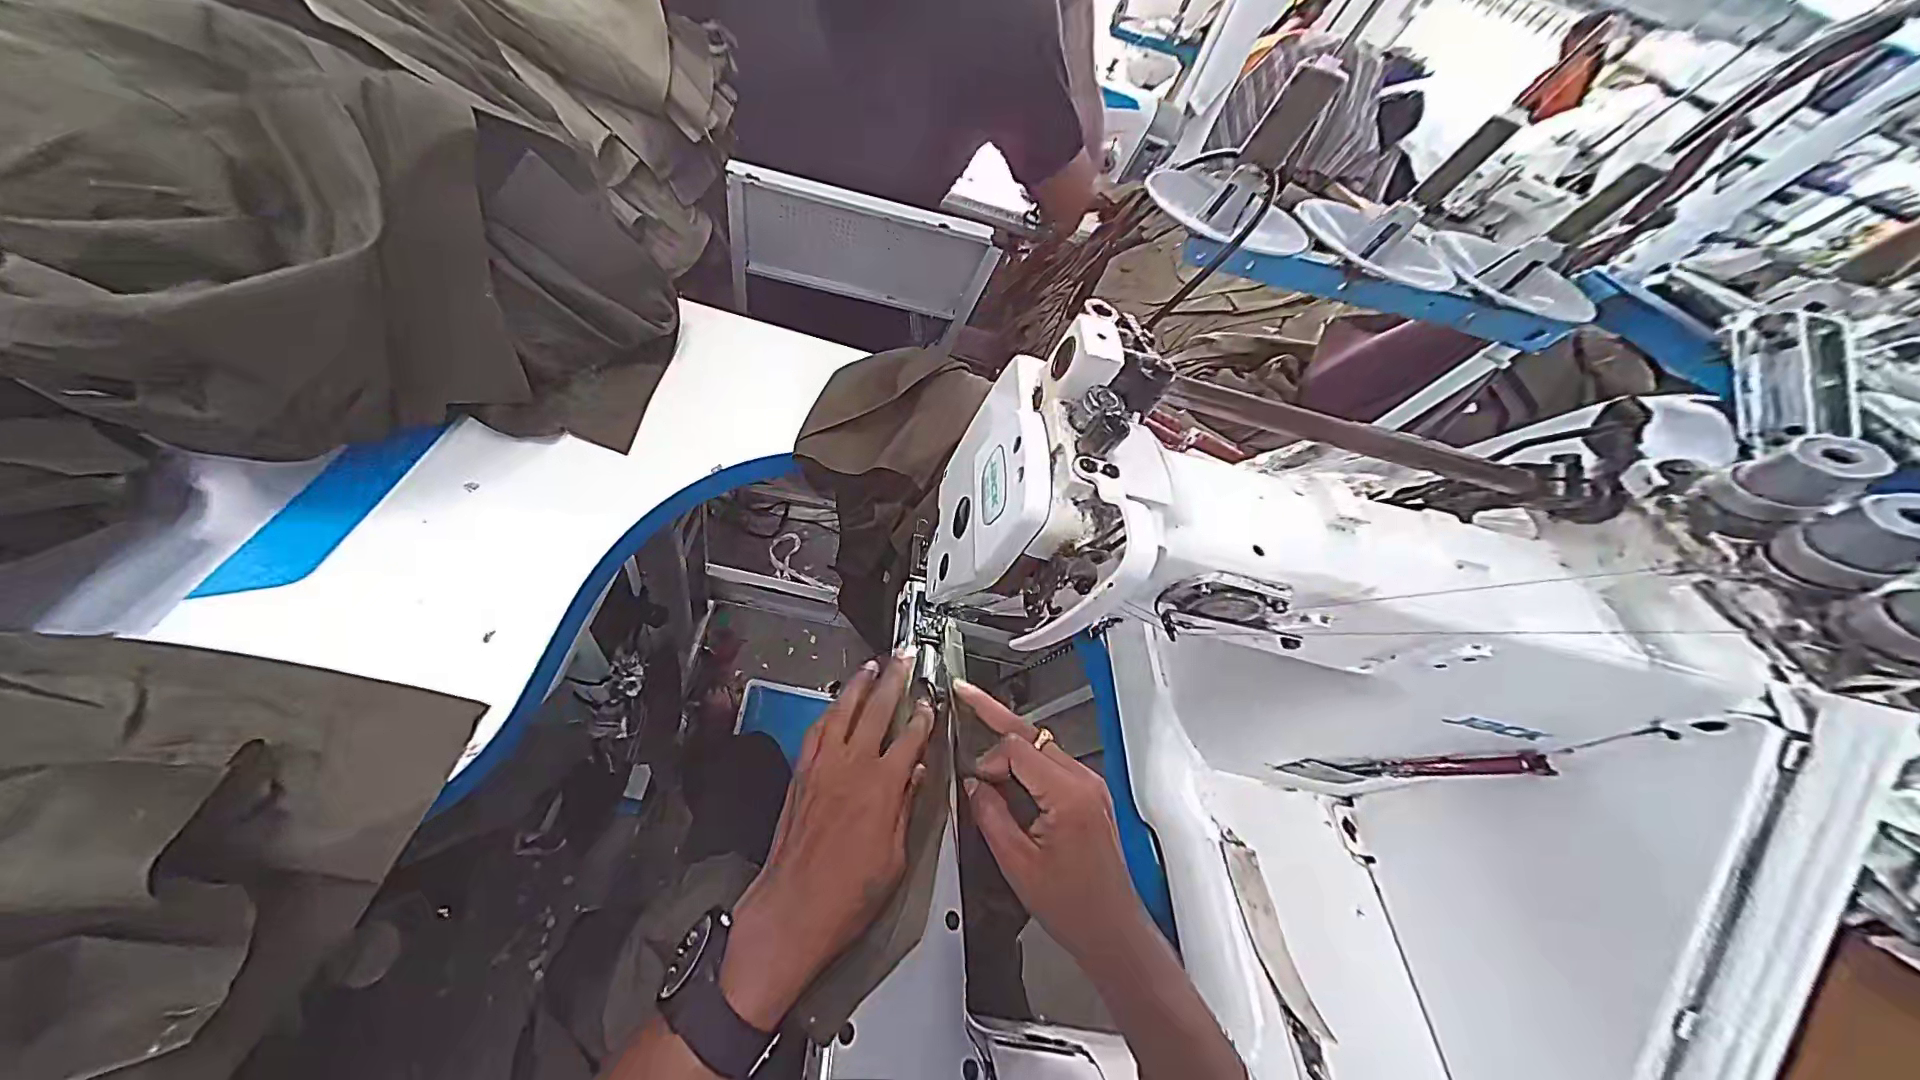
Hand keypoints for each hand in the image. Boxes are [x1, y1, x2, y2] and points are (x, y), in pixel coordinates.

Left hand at [720, 652, 932, 1028]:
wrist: (792, 909)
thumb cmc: (847, 893)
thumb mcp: (895, 856)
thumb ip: (906, 808)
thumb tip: (914, 777)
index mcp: (883, 786)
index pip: (910, 738)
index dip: (923, 717)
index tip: (929, 704)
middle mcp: (851, 767)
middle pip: (877, 710)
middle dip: (894, 680)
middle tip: (904, 659)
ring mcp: (823, 767)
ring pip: (843, 711)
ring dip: (858, 685)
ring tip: (870, 666)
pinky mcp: (801, 775)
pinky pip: (816, 731)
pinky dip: (829, 711)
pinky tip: (835, 704)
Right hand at [957, 680, 1150, 965]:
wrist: (1113, 931)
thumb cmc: (1075, 907)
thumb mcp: (1017, 863)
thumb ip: (990, 815)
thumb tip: (973, 785)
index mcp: (1068, 795)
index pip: (1017, 747)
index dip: (987, 759)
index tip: (973, 781)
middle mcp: (1084, 782)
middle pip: (1032, 735)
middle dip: (995, 717)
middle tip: (966, 695)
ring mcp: (1091, 786)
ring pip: (1042, 745)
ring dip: (1010, 746)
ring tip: (980, 740)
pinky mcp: (1090, 795)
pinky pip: (1052, 764)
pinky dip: (1026, 763)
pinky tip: (1006, 775)